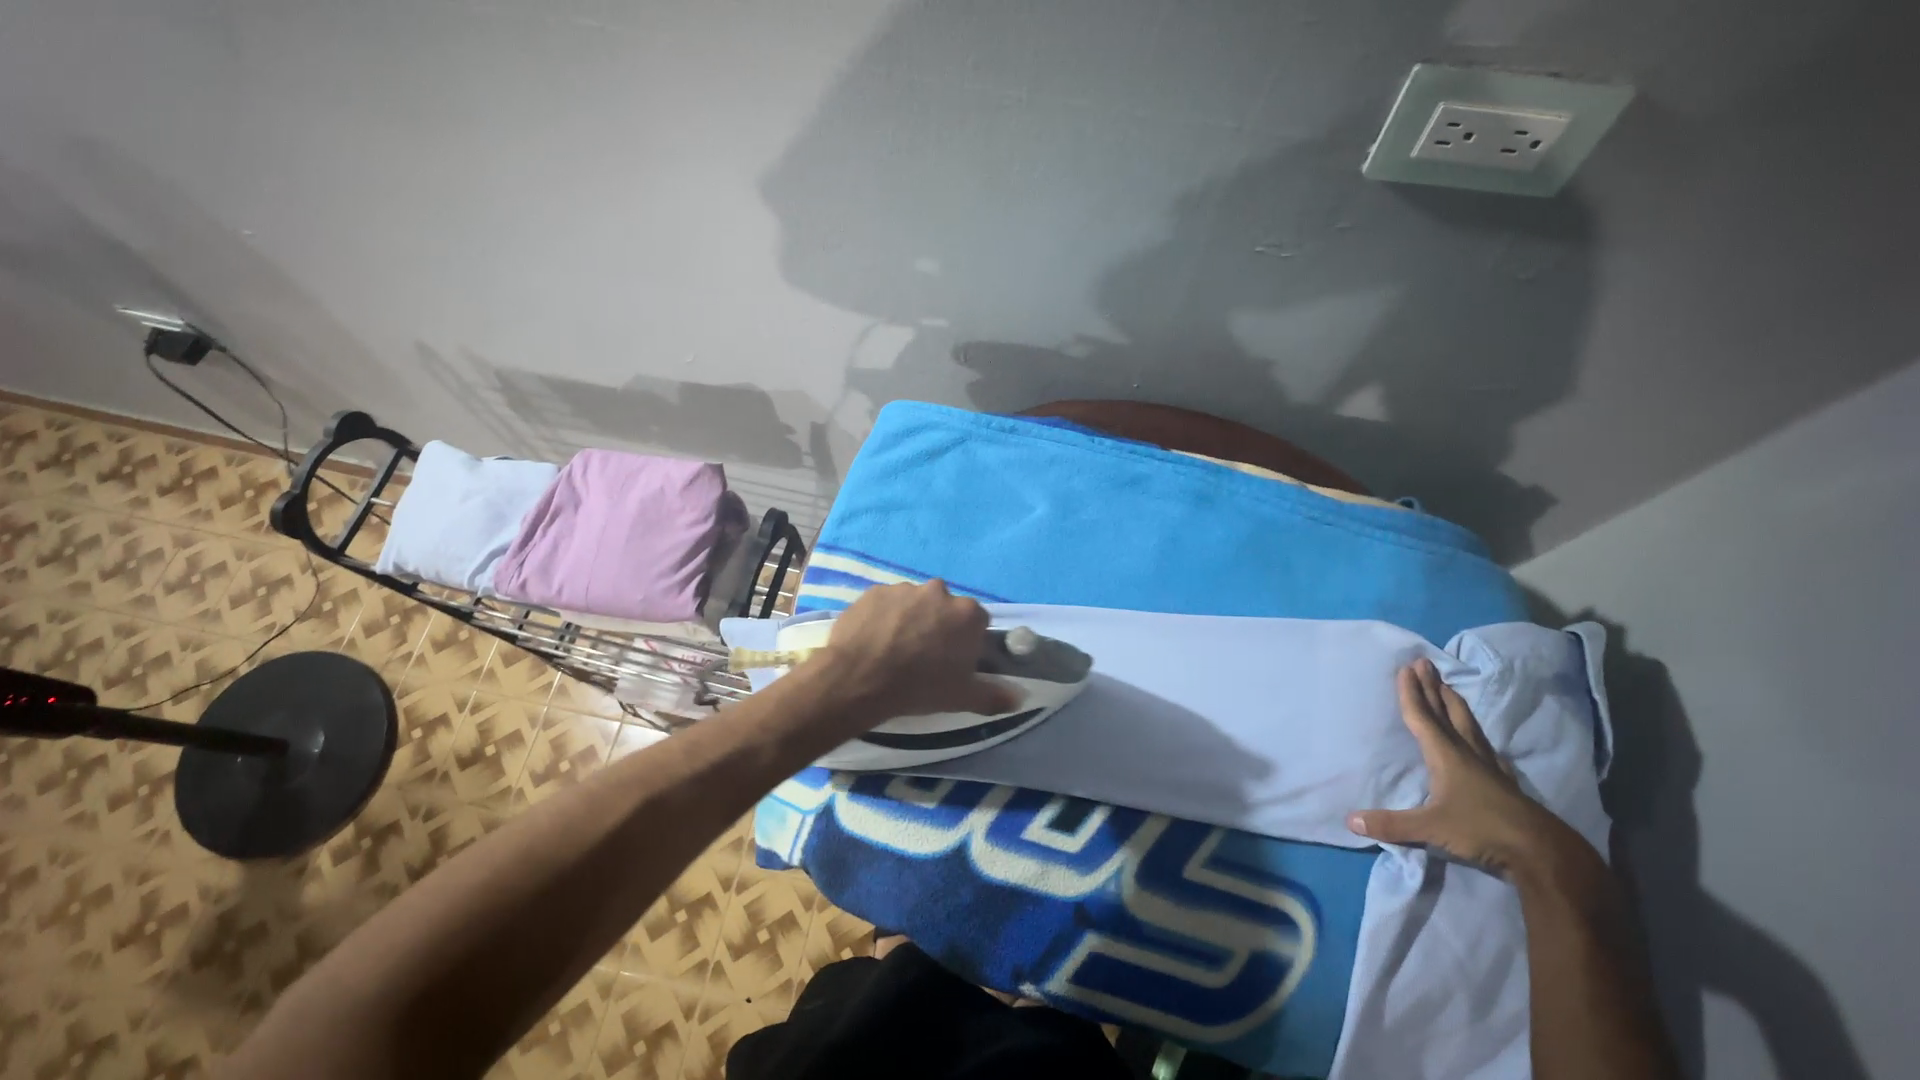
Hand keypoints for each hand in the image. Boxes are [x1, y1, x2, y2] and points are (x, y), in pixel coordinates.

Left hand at [808, 581, 1023, 729]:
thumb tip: (1021, 697)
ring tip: (893, 650)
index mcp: (967, 614)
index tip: (952, 662)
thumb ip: (995, 695)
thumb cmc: (918, 688)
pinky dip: (883, 618)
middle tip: (922, 657)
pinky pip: (885, 604)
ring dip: (909, 620)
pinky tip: (873, 641)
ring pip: (914, 604)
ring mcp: (903, 588)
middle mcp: (939, 592)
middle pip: (944, 609)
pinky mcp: (873, 591)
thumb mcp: (961, 698)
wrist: (859, 679)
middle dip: (937, 627)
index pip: (976, 623)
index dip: (965, 642)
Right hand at [1348, 658, 1576, 875]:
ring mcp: (1488, 766)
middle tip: (1425, 664)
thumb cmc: (1480, 830)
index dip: (1411, 694)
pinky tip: (1483, 742)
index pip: (1423, 718)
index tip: (1406, 668)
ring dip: (1455, 705)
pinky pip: (1486, 749)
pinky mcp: (1503, 782)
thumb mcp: (1430, 828)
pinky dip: (1478, 737)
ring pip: (1468, 726)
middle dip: (1433, 688)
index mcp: (1446, 756)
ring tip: (1449, 688)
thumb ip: (1390, 824)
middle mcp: (1467, 754)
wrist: (1539, 850)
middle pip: (1447, 713)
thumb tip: (1351, 820)